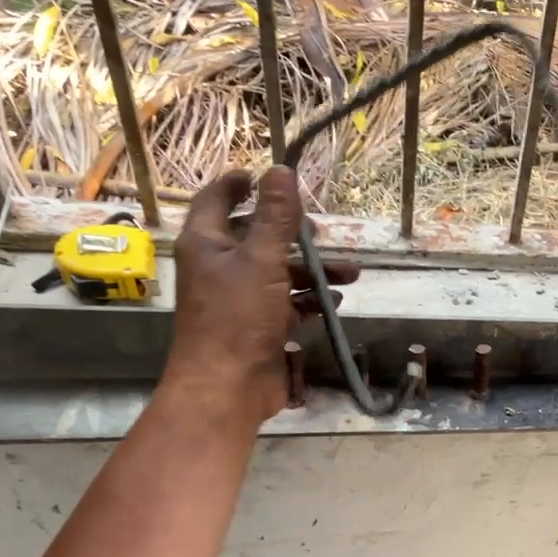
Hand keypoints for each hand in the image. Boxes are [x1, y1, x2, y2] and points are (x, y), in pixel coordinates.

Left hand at [162, 166, 358, 422]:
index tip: (265, 175)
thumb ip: (275, 217)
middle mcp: (219, 267)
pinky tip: (334, 302)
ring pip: (279, 272)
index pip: (217, 200)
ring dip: (313, 271)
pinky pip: (288, 303)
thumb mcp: (262, 259)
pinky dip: (310, 300)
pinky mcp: (259, 327)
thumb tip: (281, 170)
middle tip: (320, 231)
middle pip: (257, 237)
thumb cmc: (237, 317)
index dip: (239, 184)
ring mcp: (239, 299)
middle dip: (293, 233)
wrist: (228, 386)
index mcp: (207, 244)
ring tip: (350, 274)